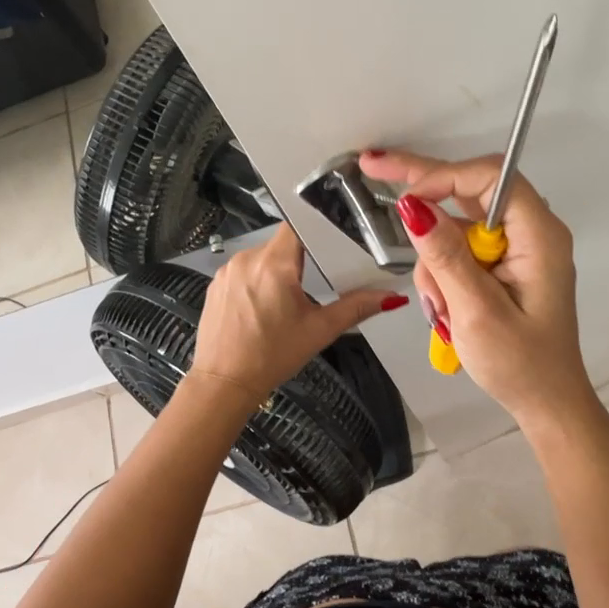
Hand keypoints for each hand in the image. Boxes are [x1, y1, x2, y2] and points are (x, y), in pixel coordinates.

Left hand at [190, 224, 409, 401]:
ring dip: (277, 271)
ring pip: (262, 257)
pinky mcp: (216, 284)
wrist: (224, 382)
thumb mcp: (319, 331)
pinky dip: (257, 281)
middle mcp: (247, 258)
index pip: (298, 225)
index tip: (333, 241)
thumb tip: (392, 297)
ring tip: (290, 299)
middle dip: (300, 258)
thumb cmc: (273, 356)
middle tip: (319, 279)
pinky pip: (243, 271)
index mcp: (274, 263)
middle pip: (282, 243)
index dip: (316, 229)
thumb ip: (356, 307)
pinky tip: (264, 306)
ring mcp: (227, 270)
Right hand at [359, 149, 593, 418]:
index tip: (403, 200)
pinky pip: (460, 251)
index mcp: (538, 235)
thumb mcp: (477, 312)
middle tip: (371, 164)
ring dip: (434, 262)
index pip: (488, 178)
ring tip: (441, 311)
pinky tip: (445, 310)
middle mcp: (529, 231)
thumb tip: (413, 207)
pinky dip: (442, 275)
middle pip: (468, 189)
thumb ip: (445, 257)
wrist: (547, 404)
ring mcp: (515, 248)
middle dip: (422, 186)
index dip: (441, 178)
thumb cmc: (521, 365)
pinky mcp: (502, 265)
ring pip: (455, 226)